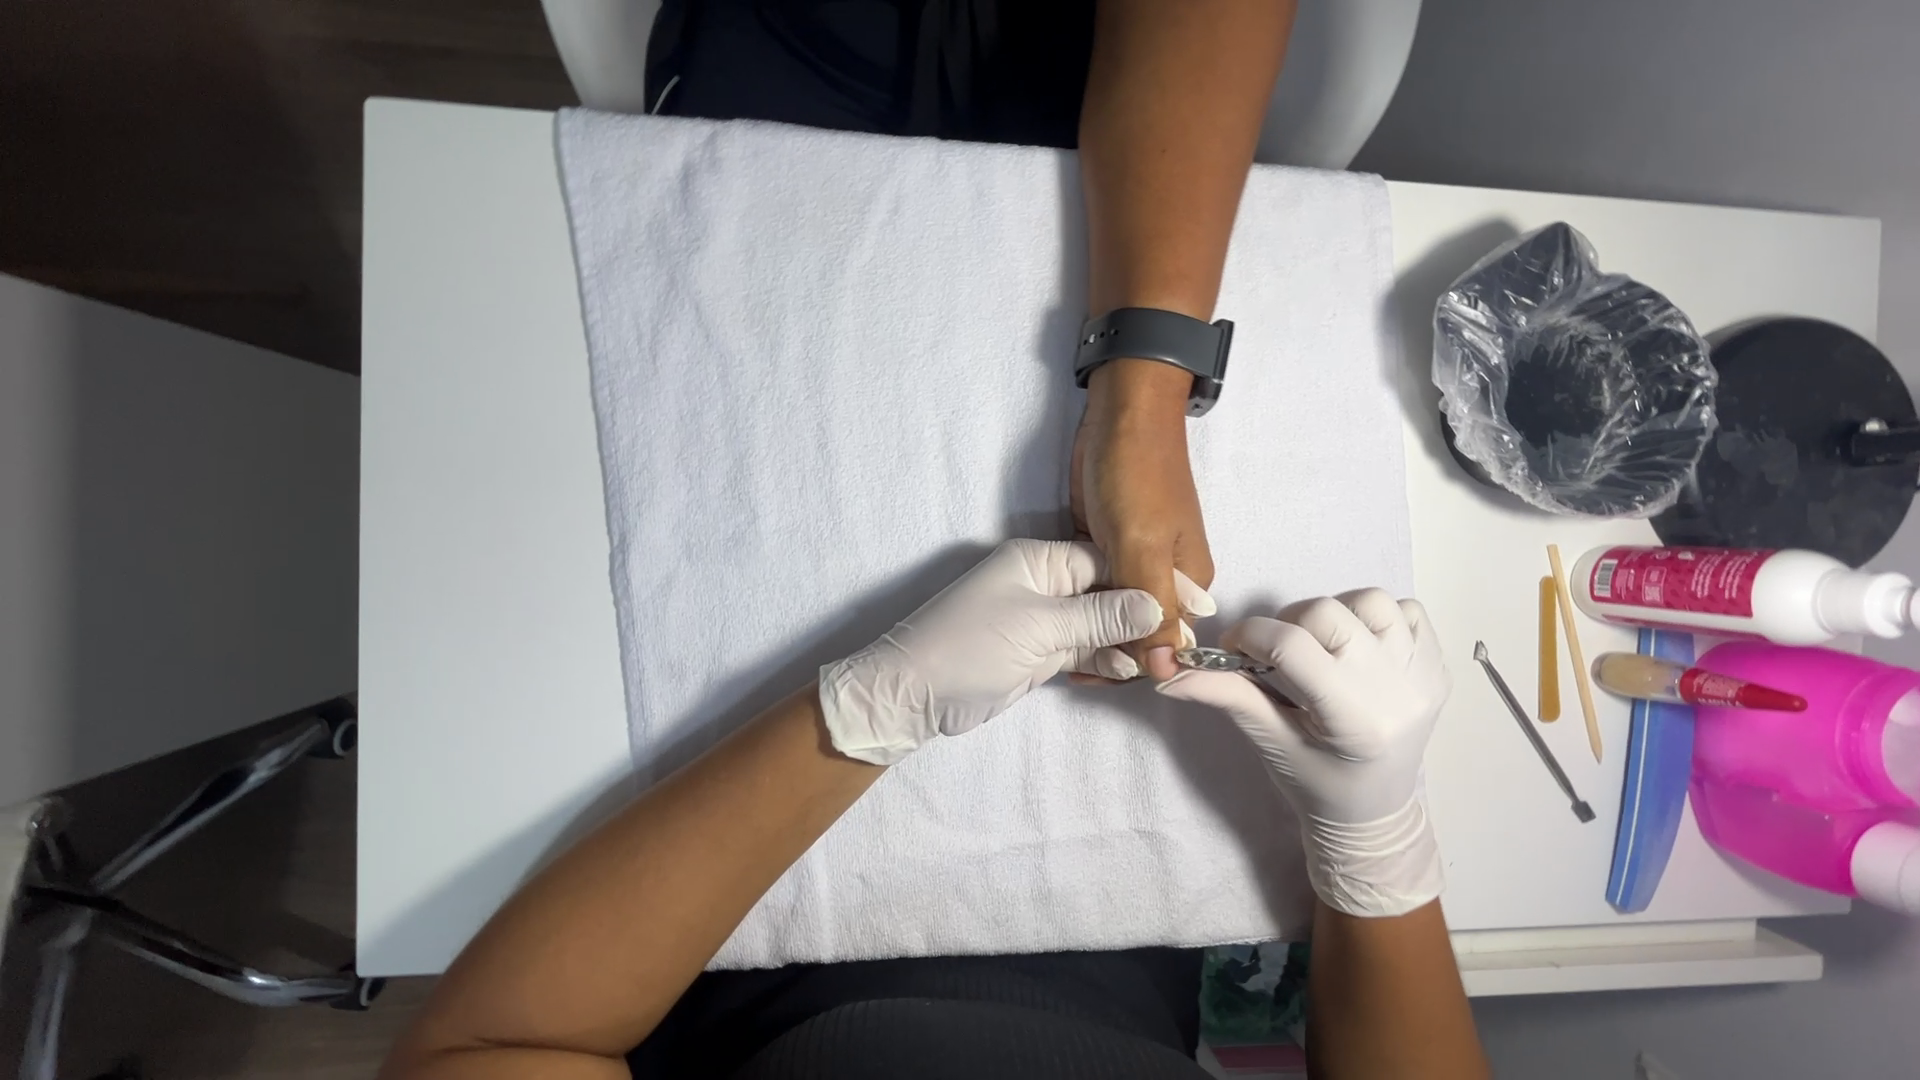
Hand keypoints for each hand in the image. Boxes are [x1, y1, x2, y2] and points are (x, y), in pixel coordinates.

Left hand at [819, 540, 1165, 764]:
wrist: (915, 694)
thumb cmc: (971, 646)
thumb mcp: (1039, 626)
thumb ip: (1100, 615)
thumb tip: (1157, 604)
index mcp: (1040, 560)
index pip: (1110, 561)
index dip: (1152, 581)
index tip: (1196, 604)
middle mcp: (1046, 583)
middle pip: (1110, 593)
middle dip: (1146, 616)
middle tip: (1187, 641)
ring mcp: (1044, 620)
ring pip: (1101, 625)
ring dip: (1129, 642)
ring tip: (1164, 662)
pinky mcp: (1041, 652)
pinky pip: (1085, 650)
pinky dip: (1106, 660)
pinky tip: (1131, 672)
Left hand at [1071, 359, 1215, 679]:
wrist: (1120, 411)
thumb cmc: (1136, 478)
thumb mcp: (1143, 548)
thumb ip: (1151, 608)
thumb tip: (1166, 670)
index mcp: (1187, 581)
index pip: (1166, 640)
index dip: (1138, 664)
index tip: (1104, 679)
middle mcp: (1163, 576)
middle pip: (1136, 629)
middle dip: (1112, 653)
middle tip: (1078, 675)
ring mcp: (1131, 559)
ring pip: (1111, 611)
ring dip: (1093, 633)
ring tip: (1061, 661)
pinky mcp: (1104, 545)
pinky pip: (1093, 589)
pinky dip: (1081, 607)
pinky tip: (1059, 626)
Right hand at [1157, 590, 1450, 916]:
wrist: (1375, 812)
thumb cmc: (1314, 783)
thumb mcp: (1268, 741)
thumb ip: (1224, 696)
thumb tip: (1167, 672)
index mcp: (1353, 720)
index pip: (1291, 646)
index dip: (1250, 634)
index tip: (1235, 648)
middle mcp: (1398, 693)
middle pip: (1328, 614)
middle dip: (1287, 623)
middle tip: (1277, 652)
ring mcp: (1425, 678)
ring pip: (1370, 601)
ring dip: (1335, 616)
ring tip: (1321, 647)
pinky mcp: (1439, 668)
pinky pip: (1408, 610)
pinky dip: (1376, 618)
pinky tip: (1358, 648)